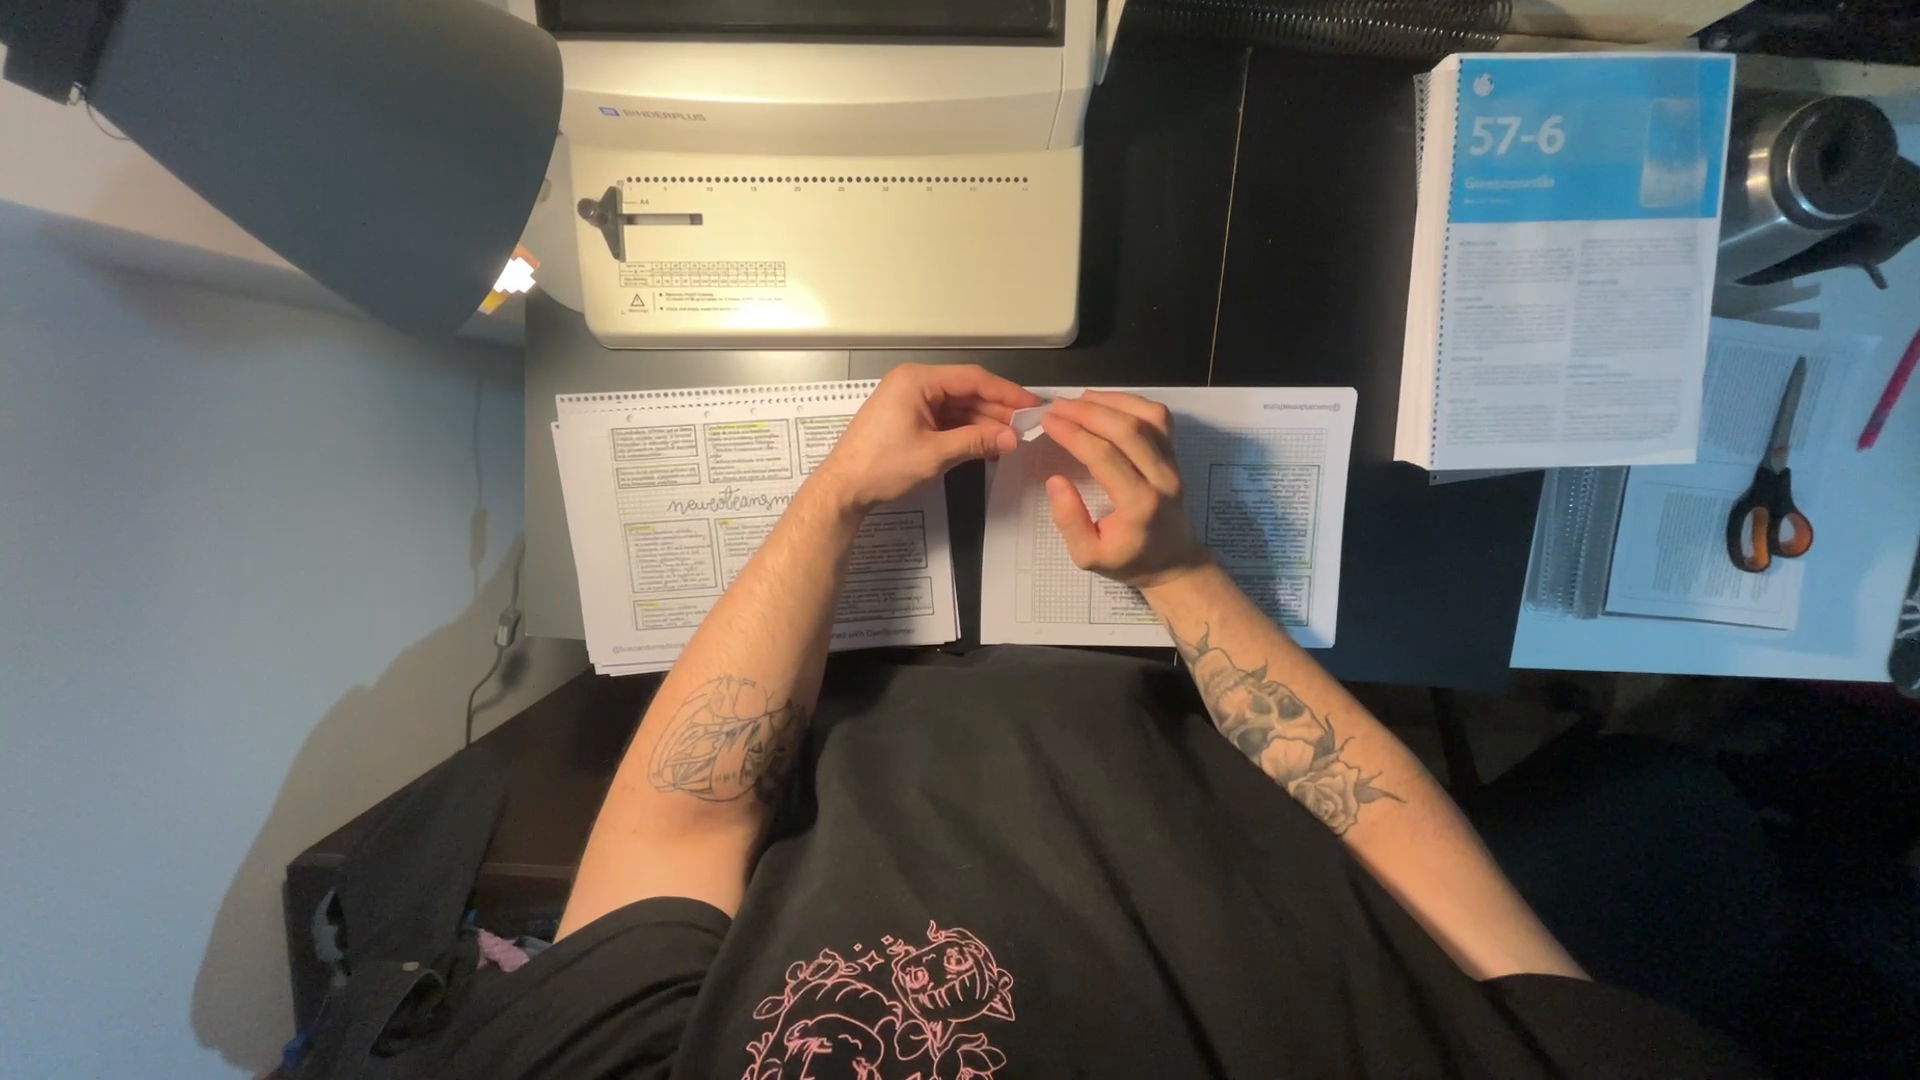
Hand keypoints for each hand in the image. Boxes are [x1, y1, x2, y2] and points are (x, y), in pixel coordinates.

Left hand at [814, 364, 1041, 511]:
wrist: (843, 488)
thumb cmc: (882, 466)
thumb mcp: (935, 454)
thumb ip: (976, 441)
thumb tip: (1012, 439)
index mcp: (917, 380)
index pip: (972, 378)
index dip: (1005, 392)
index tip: (1031, 405)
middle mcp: (914, 383)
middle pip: (966, 391)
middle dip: (997, 410)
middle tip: (1026, 426)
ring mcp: (911, 401)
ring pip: (958, 407)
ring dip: (983, 423)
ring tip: (1011, 440)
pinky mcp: (909, 418)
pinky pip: (945, 419)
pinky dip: (966, 431)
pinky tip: (987, 445)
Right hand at [1040, 390, 1212, 589]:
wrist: (1174, 562)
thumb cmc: (1129, 561)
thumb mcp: (1089, 556)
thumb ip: (1070, 521)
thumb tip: (1056, 481)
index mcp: (1139, 504)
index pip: (1104, 456)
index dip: (1073, 434)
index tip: (1047, 421)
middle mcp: (1161, 477)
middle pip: (1127, 429)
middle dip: (1087, 411)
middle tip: (1056, 406)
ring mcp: (1173, 463)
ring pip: (1147, 416)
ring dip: (1110, 401)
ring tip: (1078, 399)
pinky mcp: (1175, 454)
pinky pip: (1158, 417)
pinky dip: (1131, 402)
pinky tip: (1105, 403)